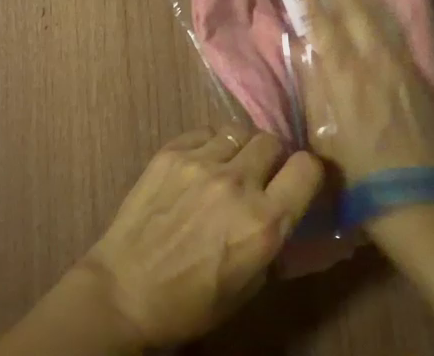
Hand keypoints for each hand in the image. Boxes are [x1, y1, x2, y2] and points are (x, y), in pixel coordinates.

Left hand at [77, 129, 322, 347]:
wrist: (125, 292)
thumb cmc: (192, 302)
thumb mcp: (250, 285)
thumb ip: (277, 242)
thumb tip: (295, 214)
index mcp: (263, 223)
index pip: (307, 168)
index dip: (308, 173)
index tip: (299, 182)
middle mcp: (236, 184)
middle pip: (272, 141)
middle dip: (272, 158)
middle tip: (261, 177)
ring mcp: (200, 163)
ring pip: (239, 131)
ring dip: (241, 149)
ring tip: (229, 168)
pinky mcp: (170, 152)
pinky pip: (205, 132)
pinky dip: (210, 145)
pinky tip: (200, 166)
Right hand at [294, 0, 433, 181]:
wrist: (421, 200)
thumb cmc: (357, 176)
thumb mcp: (321, 134)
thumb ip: (311, 86)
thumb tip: (302, 47)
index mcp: (340, 74)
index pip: (320, 19)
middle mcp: (369, 59)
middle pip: (351, 4)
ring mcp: (398, 64)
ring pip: (377, 11)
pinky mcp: (417, 74)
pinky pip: (396, 27)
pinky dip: (383, 5)